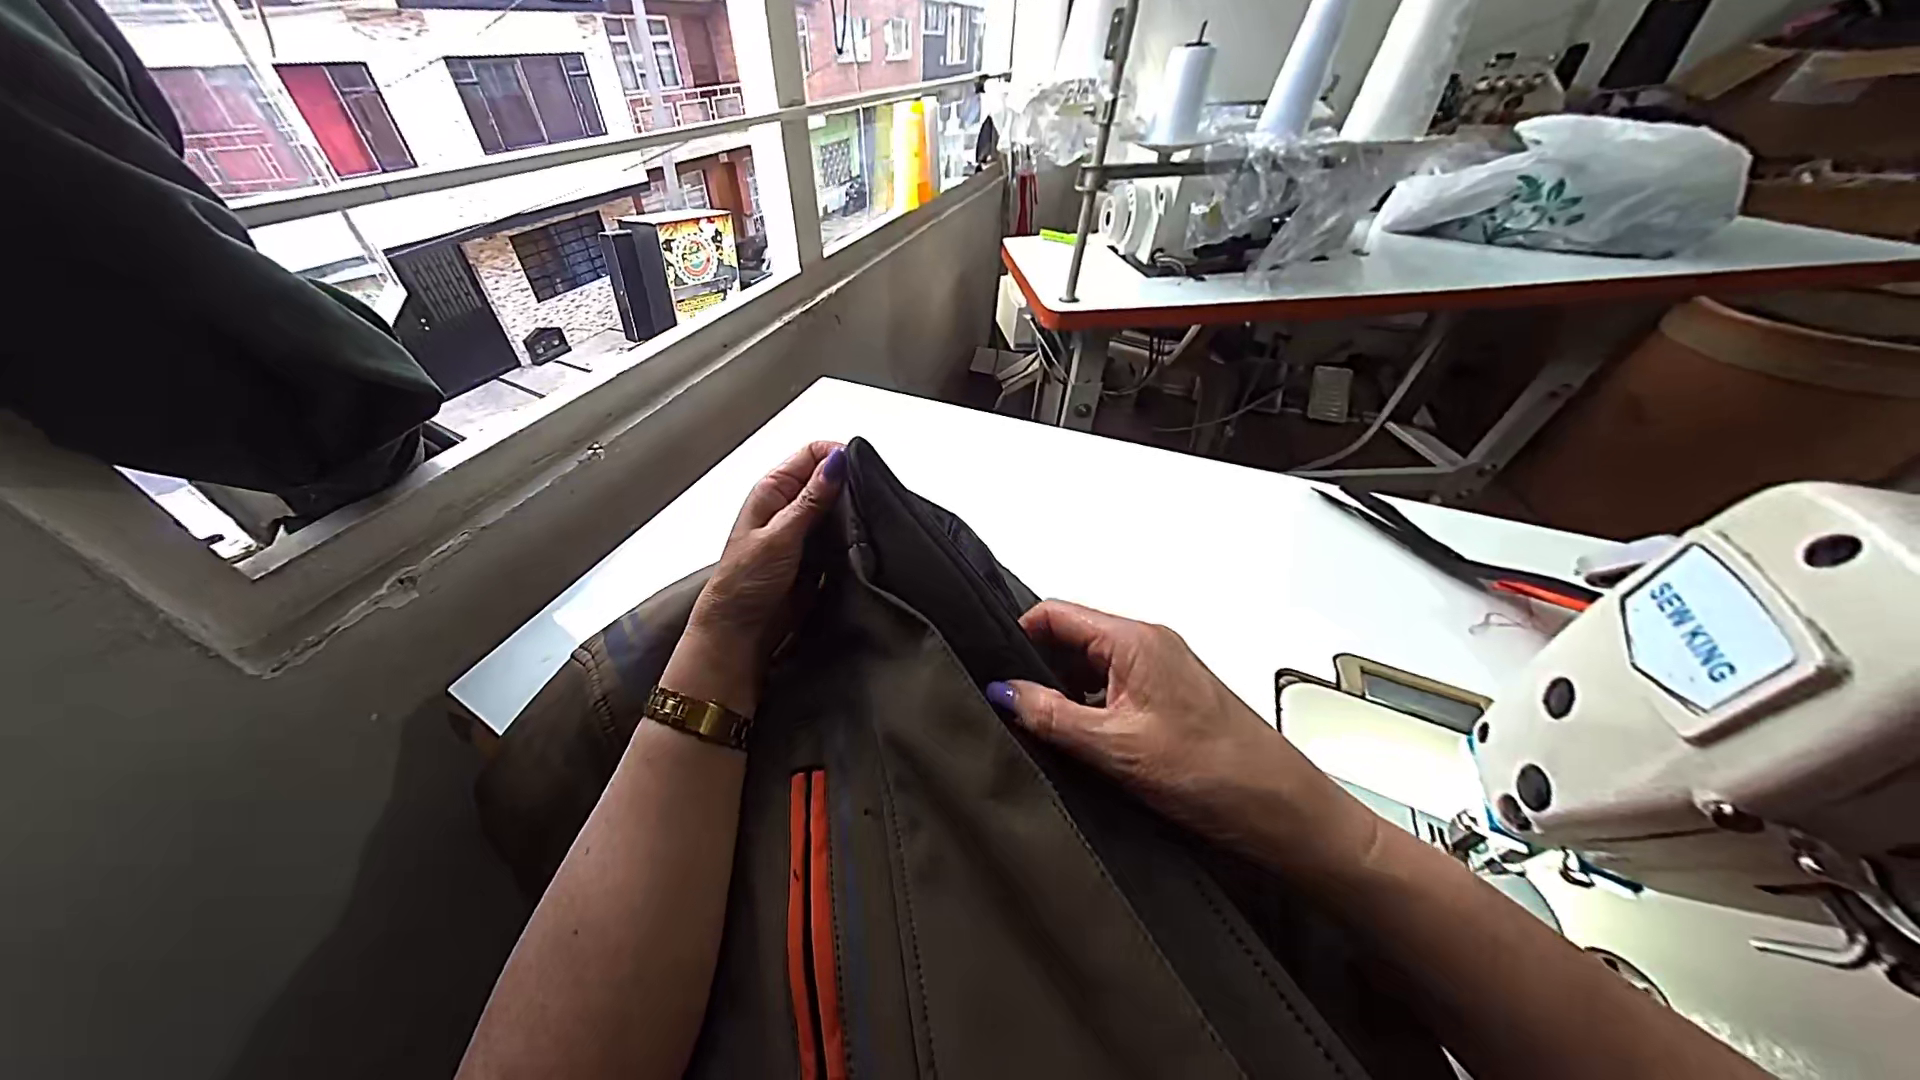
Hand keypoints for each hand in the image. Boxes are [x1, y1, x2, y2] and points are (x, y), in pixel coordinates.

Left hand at [662, 441, 845, 716]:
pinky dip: (854, 533)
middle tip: (866, 497)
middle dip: (850, 483)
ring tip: (866, 519)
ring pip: (840, 505)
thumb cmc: (743, 583)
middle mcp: (790, 504)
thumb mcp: (780, 535)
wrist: (742, 629)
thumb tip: (836, 462)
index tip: (859, 469)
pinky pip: (843, 533)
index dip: (837, 455)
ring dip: (854, 510)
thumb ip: (811, 499)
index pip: (812, 453)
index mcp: (773, 489)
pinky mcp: (818, 552)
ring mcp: (805, 528)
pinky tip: (861, 538)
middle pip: (829, 477)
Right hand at [987, 600, 1379, 880]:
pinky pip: (1112, 689)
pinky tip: (1084, 744)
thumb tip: (1004, 691)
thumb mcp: (1114, 745)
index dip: (1019, 635)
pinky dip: (1090, 709)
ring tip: (1052, 733)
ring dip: (1066, 694)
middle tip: (1020, 710)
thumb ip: (1051, 714)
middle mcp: (1148, 645)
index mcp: (1135, 640)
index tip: (998, 671)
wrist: (1283, 811)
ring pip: (1090, 666)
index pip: (1056, 613)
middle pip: (1071, 638)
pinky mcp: (1167, 697)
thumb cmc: (1219, 771)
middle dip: (1040, 670)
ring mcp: (1159, 670)